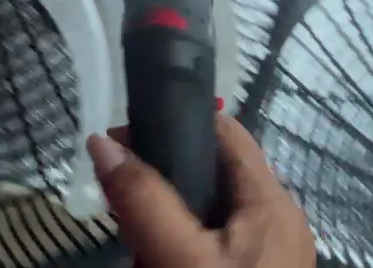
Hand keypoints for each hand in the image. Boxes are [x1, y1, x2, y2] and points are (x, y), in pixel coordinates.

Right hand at [88, 115, 314, 267]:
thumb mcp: (179, 258)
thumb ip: (141, 197)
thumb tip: (98, 141)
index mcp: (272, 205)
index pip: (223, 128)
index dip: (172, 120)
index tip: (121, 142)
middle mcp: (274, 223)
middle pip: (206, 169)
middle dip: (156, 178)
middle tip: (116, 199)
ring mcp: (262, 258)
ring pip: (198, 209)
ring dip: (157, 217)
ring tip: (131, 243)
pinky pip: (202, 244)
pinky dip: (169, 246)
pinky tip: (148, 264)